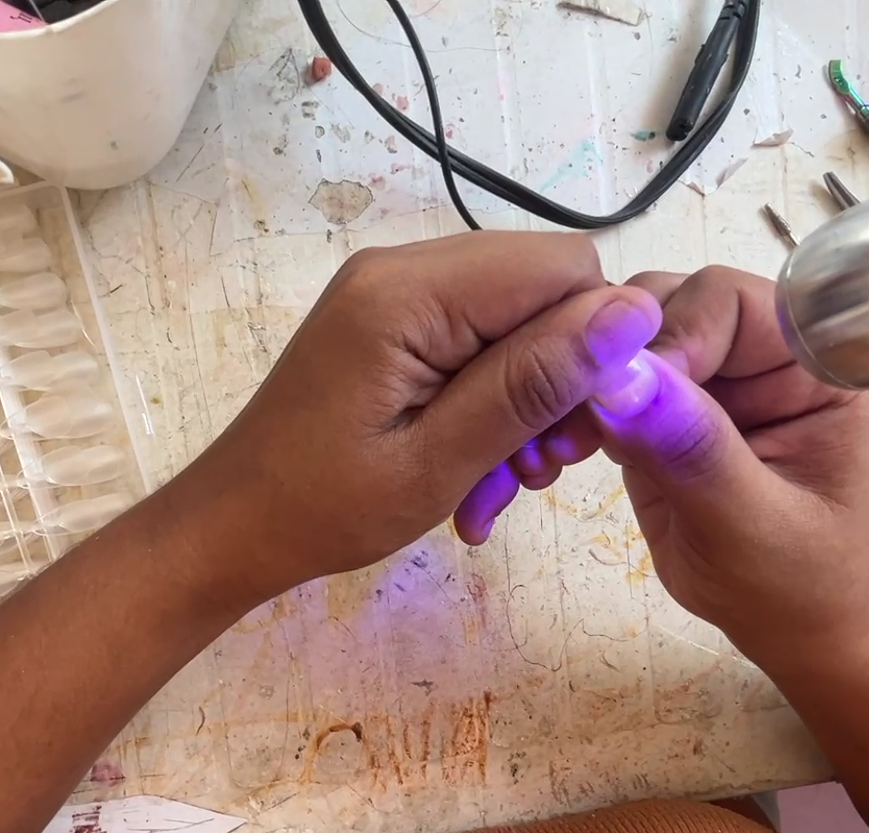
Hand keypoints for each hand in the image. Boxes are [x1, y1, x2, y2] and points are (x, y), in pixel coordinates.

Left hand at [166, 232, 662, 600]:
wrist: (237, 526)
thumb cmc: (323, 510)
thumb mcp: (438, 461)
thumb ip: (531, 384)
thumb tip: (632, 312)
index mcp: (407, 292)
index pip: (563, 269)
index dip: (595, 346)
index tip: (576, 434)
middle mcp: (399, 271)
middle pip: (540, 293)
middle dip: (558, 383)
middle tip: (537, 470)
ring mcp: (390, 297)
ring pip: (512, 325)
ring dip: (523, 406)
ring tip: (500, 484)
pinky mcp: (386, 328)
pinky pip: (471, 347)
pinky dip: (486, 407)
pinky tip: (473, 468)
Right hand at [589, 267, 868, 660]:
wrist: (773, 620)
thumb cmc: (787, 580)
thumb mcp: (748, 523)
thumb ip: (691, 448)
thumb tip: (618, 377)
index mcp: (812, 366)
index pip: (733, 302)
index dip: (674, 336)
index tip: (627, 401)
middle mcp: (756, 356)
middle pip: (667, 305)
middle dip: (613, 357)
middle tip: (576, 426)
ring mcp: (704, 379)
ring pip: (624, 339)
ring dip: (581, 383)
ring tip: (559, 446)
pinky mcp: (657, 409)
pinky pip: (603, 384)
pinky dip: (570, 412)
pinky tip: (556, 453)